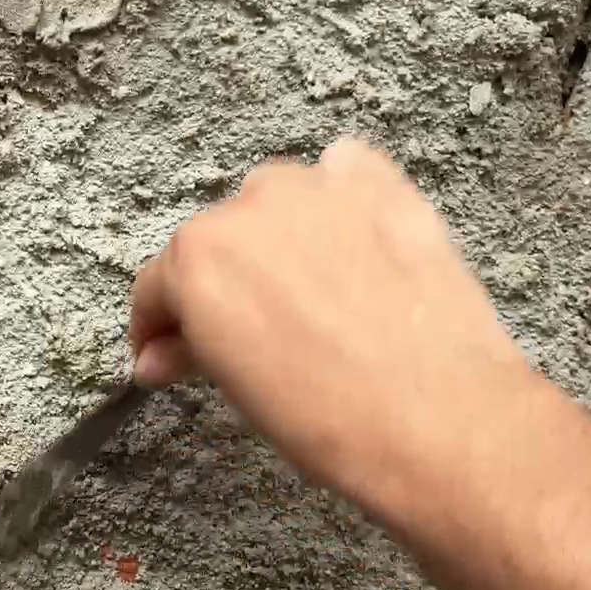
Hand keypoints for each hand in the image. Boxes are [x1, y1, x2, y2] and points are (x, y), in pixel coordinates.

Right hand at [128, 137, 534, 515]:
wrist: (435, 419)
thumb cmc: (327, 415)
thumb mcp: (233, 386)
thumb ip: (186, 352)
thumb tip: (160, 355)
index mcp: (196, 258)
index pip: (156, 285)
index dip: (155, 323)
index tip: (162, 346)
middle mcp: (247, 209)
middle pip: (211, 241)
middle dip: (215, 284)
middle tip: (233, 330)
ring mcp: (317, 190)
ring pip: (269, 201)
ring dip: (269, 236)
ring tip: (295, 288)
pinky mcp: (381, 187)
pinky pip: (340, 171)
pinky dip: (332, 198)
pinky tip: (343, 237)